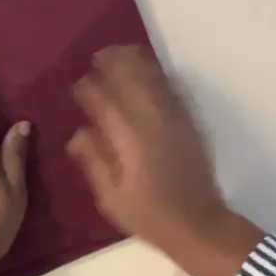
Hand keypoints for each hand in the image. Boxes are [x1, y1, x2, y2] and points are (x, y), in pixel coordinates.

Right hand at [67, 46, 262, 275]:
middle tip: (98, 57)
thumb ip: (93, 160)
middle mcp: (151, 120)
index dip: (88, 88)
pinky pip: (172, 87)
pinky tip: (149, 70)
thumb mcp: (110, 197)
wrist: (197, 223)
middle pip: (130, 78)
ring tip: (120, 52)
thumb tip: (78, 132)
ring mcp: (174, 117)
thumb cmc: (149, 215)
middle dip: (112, 63)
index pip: (103, 101)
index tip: (78, 84)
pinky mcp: (189, 120)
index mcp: (128, 138)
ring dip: (135, 61)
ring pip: (153, 77)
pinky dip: (158, 73)